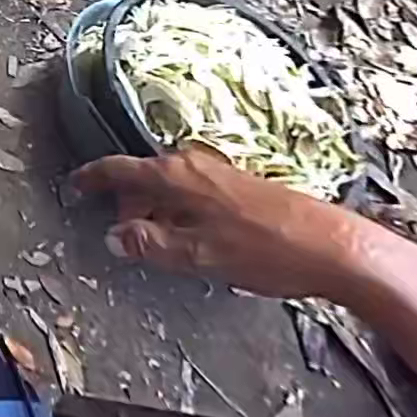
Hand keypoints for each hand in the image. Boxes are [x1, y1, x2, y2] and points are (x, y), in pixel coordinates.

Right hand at [73, 144, 370, 299]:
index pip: (117, 169)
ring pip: (167, 184)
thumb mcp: (200, 255)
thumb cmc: (265, 249)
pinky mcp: (237, 181)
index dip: (91, 177)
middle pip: (141, 178)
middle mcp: (188, 162)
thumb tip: (113, 238)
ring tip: (162, 240)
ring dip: (155, 207)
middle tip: (125, 234)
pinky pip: (190, 188)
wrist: (342, 248)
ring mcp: (215, 169)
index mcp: (171, 174)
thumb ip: (151, 245)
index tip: (74, 184)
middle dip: (127, 203)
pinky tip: (195, 234)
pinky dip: (179, 207)